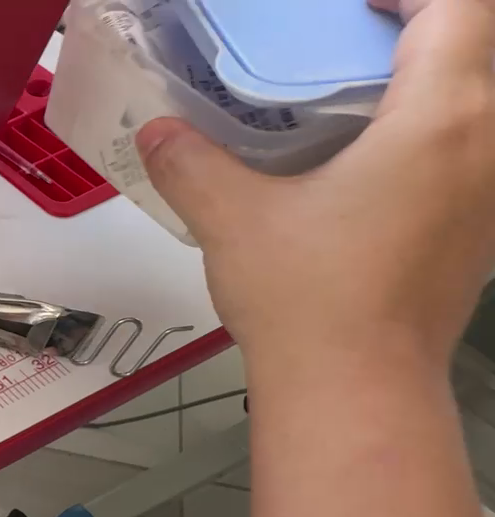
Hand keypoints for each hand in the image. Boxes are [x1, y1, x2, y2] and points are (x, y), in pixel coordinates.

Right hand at [138, 0, 494, 368]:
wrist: (353, 379)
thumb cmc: (301, 292)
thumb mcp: (232, 222)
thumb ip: (193, 166)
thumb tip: (155, 131)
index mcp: (442, 116)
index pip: (457, 8)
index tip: (349, 11)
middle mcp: (491, 136)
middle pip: (472, 51)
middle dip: (412, 39)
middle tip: (336, 60)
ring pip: (473, 106)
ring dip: (421, 92)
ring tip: (347, 117)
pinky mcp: (485, 224)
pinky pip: (469, 153)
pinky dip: (427, 141)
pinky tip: (364, 179)